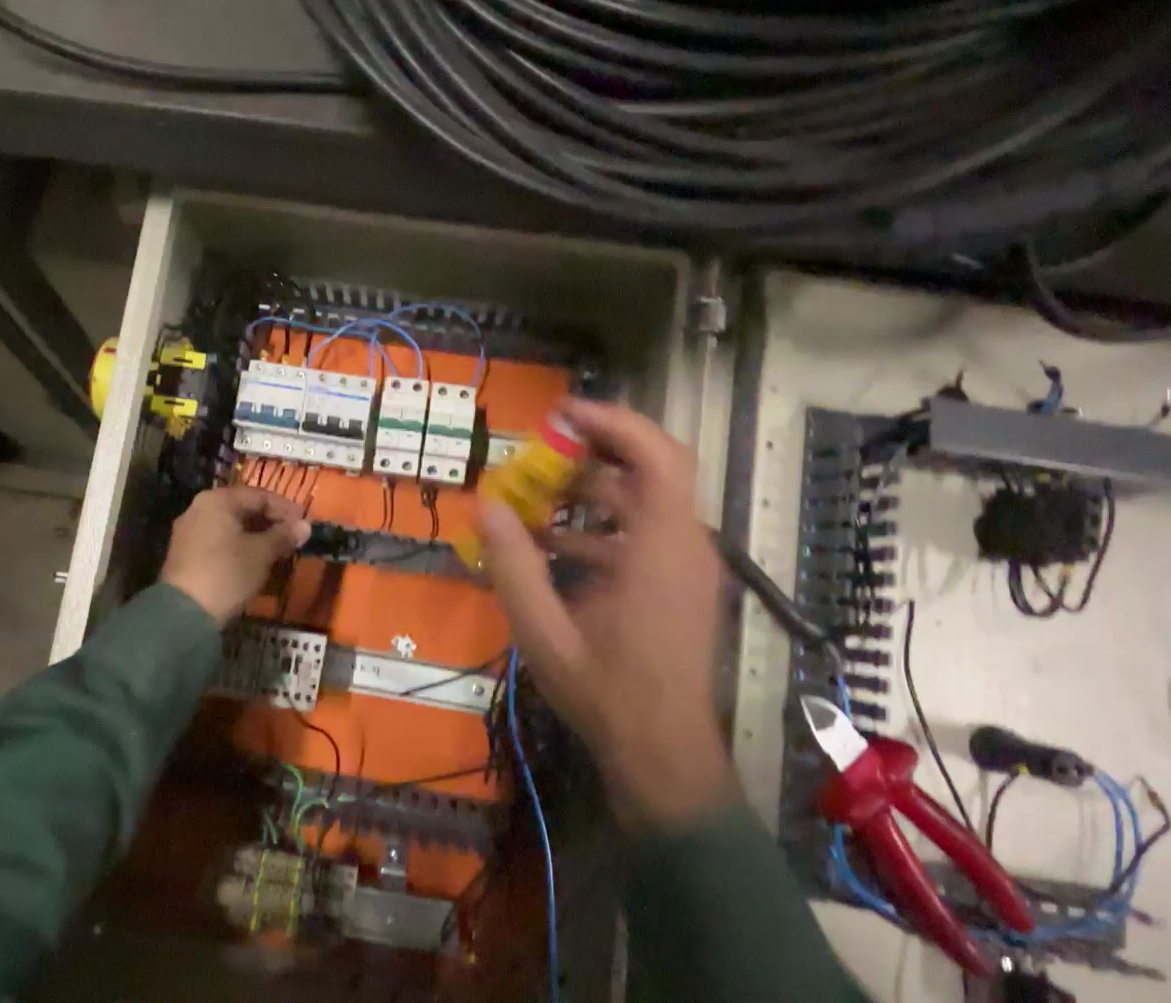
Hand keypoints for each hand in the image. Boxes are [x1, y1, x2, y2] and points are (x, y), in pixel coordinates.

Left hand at [162, 487, 310, 625]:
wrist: (184, 613)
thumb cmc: (227, 573)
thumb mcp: (261, 553)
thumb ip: (283, 536)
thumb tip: (305, 526)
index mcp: (217, 500)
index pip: (260, 496)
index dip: (286, 509)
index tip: (306, 524)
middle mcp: (199, 509)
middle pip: (244, 510)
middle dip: (271, 524)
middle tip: (294, 539)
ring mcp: (190, 532)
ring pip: (232, 528)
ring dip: (257, 538)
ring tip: (279, 553)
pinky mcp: (186, 554)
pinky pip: (220, 543)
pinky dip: (240, 548)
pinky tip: (255, 563)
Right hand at [479, 400, 735, 826]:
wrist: (663, 754)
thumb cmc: (607, 694)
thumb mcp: (544, 633)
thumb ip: (514, 566)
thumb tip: (485, 505)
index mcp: (662, 550)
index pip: (657, 456)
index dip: (614, 423)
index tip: (562, 415)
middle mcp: (684, 547)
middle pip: (650, 470)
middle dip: (593, 452)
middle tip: (539, 451)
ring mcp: (685, 567)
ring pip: (644, 502)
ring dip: (591, 491)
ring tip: (534, 496)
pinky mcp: (677, 586)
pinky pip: (641, 535)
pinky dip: (599, 528)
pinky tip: (552, 546)